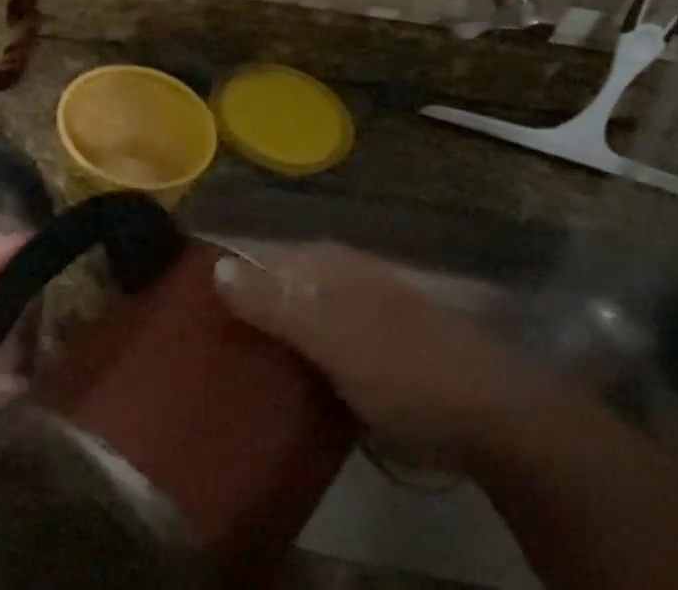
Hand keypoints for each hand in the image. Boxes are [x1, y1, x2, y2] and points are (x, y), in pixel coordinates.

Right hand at [212, 241, 556, 473]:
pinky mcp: (371, 352)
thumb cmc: (408, 371)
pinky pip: (314, 346)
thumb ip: (276, 302)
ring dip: (263, 336)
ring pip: (293, 316)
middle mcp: (341, 278)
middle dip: (236, 307)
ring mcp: (359, 315)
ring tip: (222, 365)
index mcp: (329, 264)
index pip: (257, 254)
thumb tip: (216, 264)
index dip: (220, 273)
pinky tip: (273, 383)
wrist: (499, 423)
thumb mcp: (334, 338)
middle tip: (195, 340)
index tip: (179, 302)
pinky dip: (291, 359)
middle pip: (272, 284)